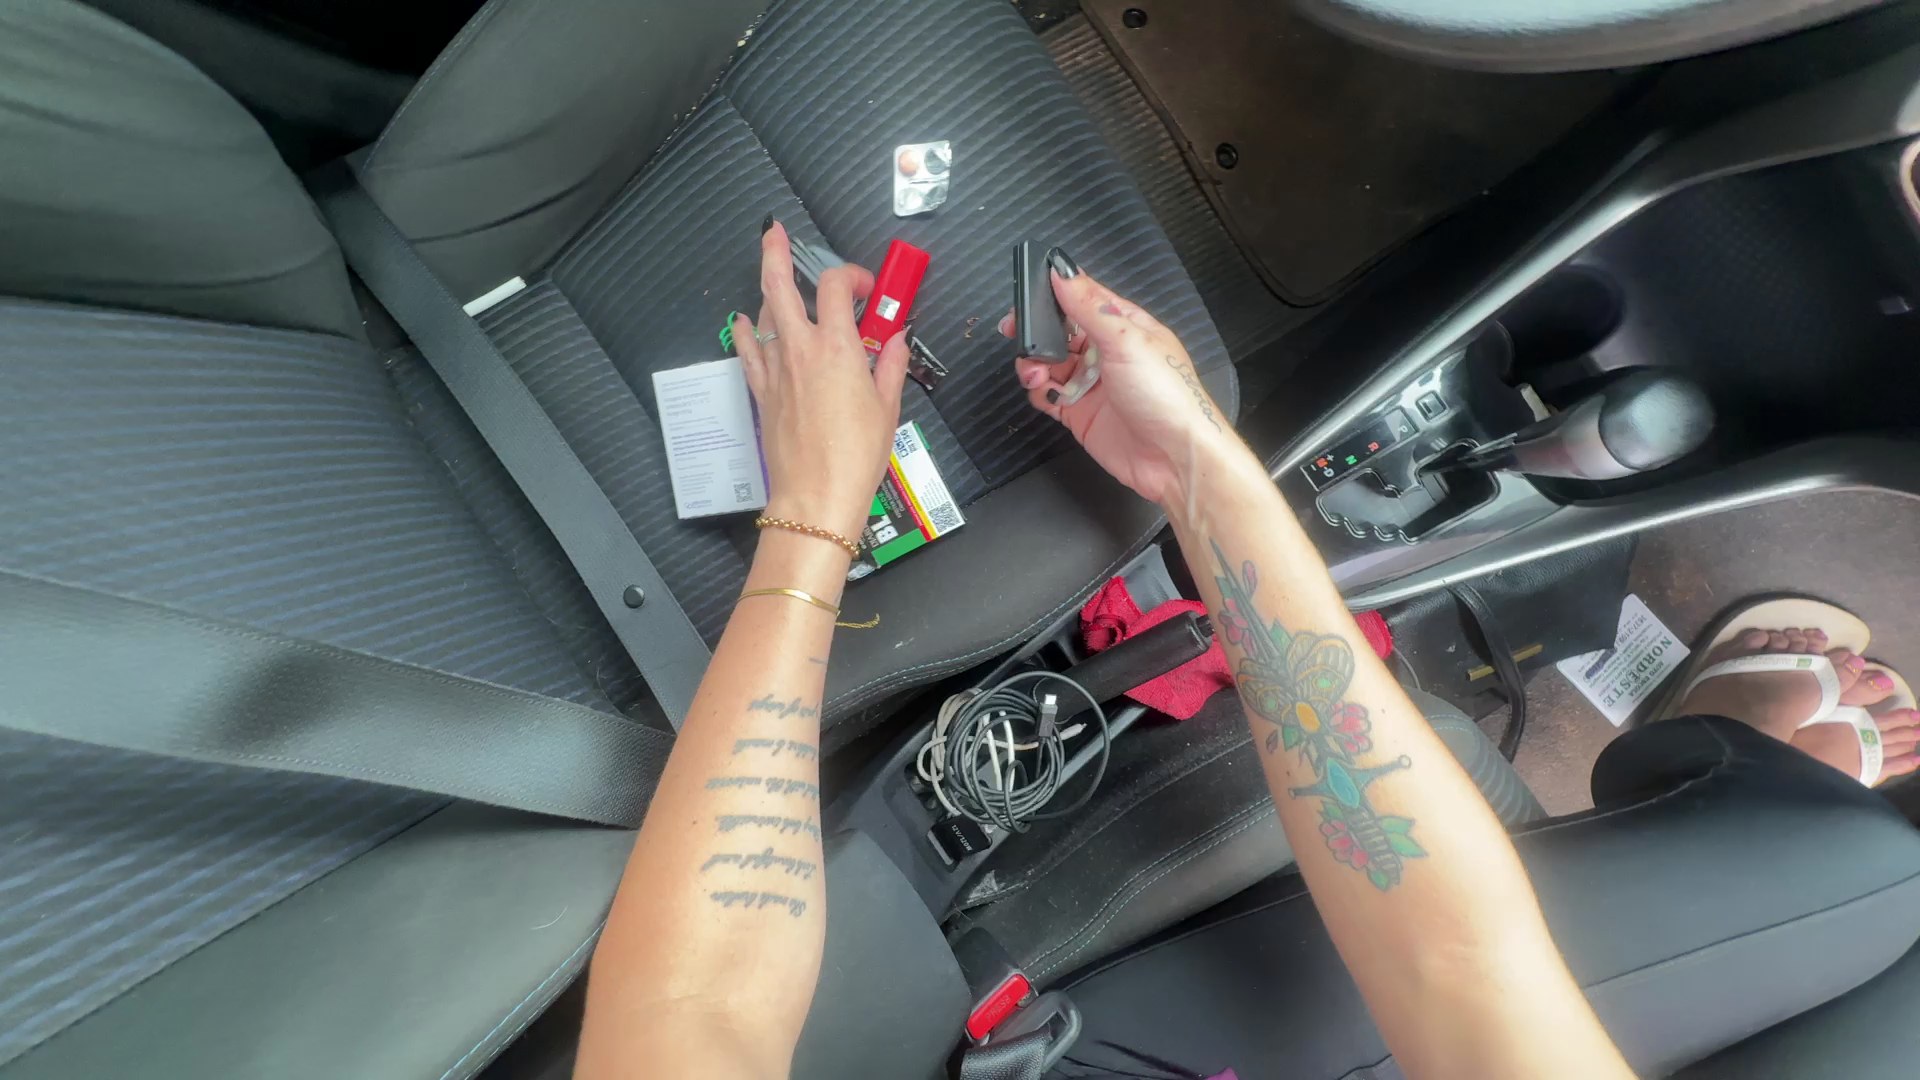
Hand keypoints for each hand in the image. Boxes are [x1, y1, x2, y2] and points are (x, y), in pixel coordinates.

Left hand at [735, 222, 908, 544]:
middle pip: (779, 283)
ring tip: (779, 284)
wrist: (816, 495)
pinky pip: (747, 349)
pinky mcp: (762, 391)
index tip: (866, 288)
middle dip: (776, 251)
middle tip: (777, 232)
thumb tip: (896, 339)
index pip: (837, 287)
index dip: (852, 275)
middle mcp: (800, 348)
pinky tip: (745, 321)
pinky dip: (745, 329)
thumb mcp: (888, 407)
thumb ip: (890, 364)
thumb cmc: (858, 455)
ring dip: (769, 291)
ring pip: (761, 312)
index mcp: (837, 348)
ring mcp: (775, 368)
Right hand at [1001, 253, 1241, 506]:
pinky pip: (1047, 396)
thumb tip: (1061, 271)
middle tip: (1016, 334)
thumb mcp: (1126, 339)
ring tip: (1033, 373)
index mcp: (1123, 326)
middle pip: (1059, 333)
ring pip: (1048, 364)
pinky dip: (1038, 391)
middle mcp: (1105, 352)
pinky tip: (1042, 391)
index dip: (1052, 295)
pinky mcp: (1079, 413)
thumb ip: (1089, 306)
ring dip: (1033, 364)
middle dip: (1036, 333)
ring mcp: (1091, 384)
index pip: (1081, 299)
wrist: (1172, 457)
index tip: (1025, 296)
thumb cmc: (1165, 394)